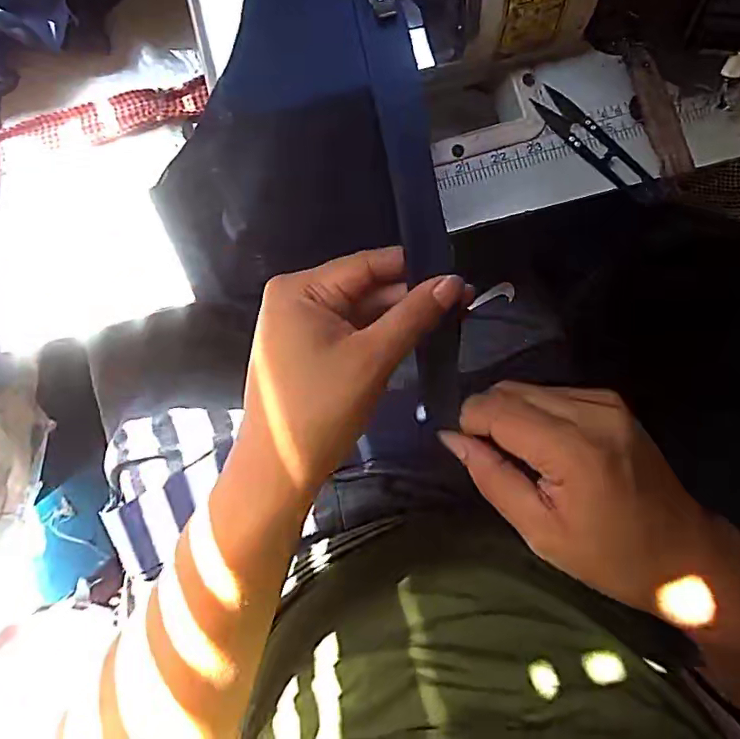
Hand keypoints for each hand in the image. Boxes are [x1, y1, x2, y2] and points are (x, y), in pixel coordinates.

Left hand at [240, 247, 463, 495]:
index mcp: (299, 289)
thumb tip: (452, 281)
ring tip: (449, 315)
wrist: (278, 474)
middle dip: (411, 295)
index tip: (455, 274)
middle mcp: (296, 298)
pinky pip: (352, 329)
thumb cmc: (318, 412)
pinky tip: (417, 333)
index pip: (366, 264)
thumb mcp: (372, 358)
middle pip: (365, 286)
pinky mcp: (309, 348)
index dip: (413, 267)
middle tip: (462, 298)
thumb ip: (414, 315)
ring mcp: (300, 324)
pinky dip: (382, 334)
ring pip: (362, 309)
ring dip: (401, 315)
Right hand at [440, 382, 739, 624]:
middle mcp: (590, 410)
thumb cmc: (611, 557)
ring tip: (524, 457)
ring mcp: (604, 400)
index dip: (470, 425)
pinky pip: (552, 391)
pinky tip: (547, 446)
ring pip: (527, 386)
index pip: (495, 408)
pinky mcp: (611, 399)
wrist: (686, 555)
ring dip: (511, 413)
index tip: (473, 456)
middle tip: (495, 460)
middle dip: (488, 417)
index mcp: (573, 448)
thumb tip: (451, 438)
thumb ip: (492, 478)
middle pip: (508, 389)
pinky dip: (536, 411)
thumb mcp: (542, 533)